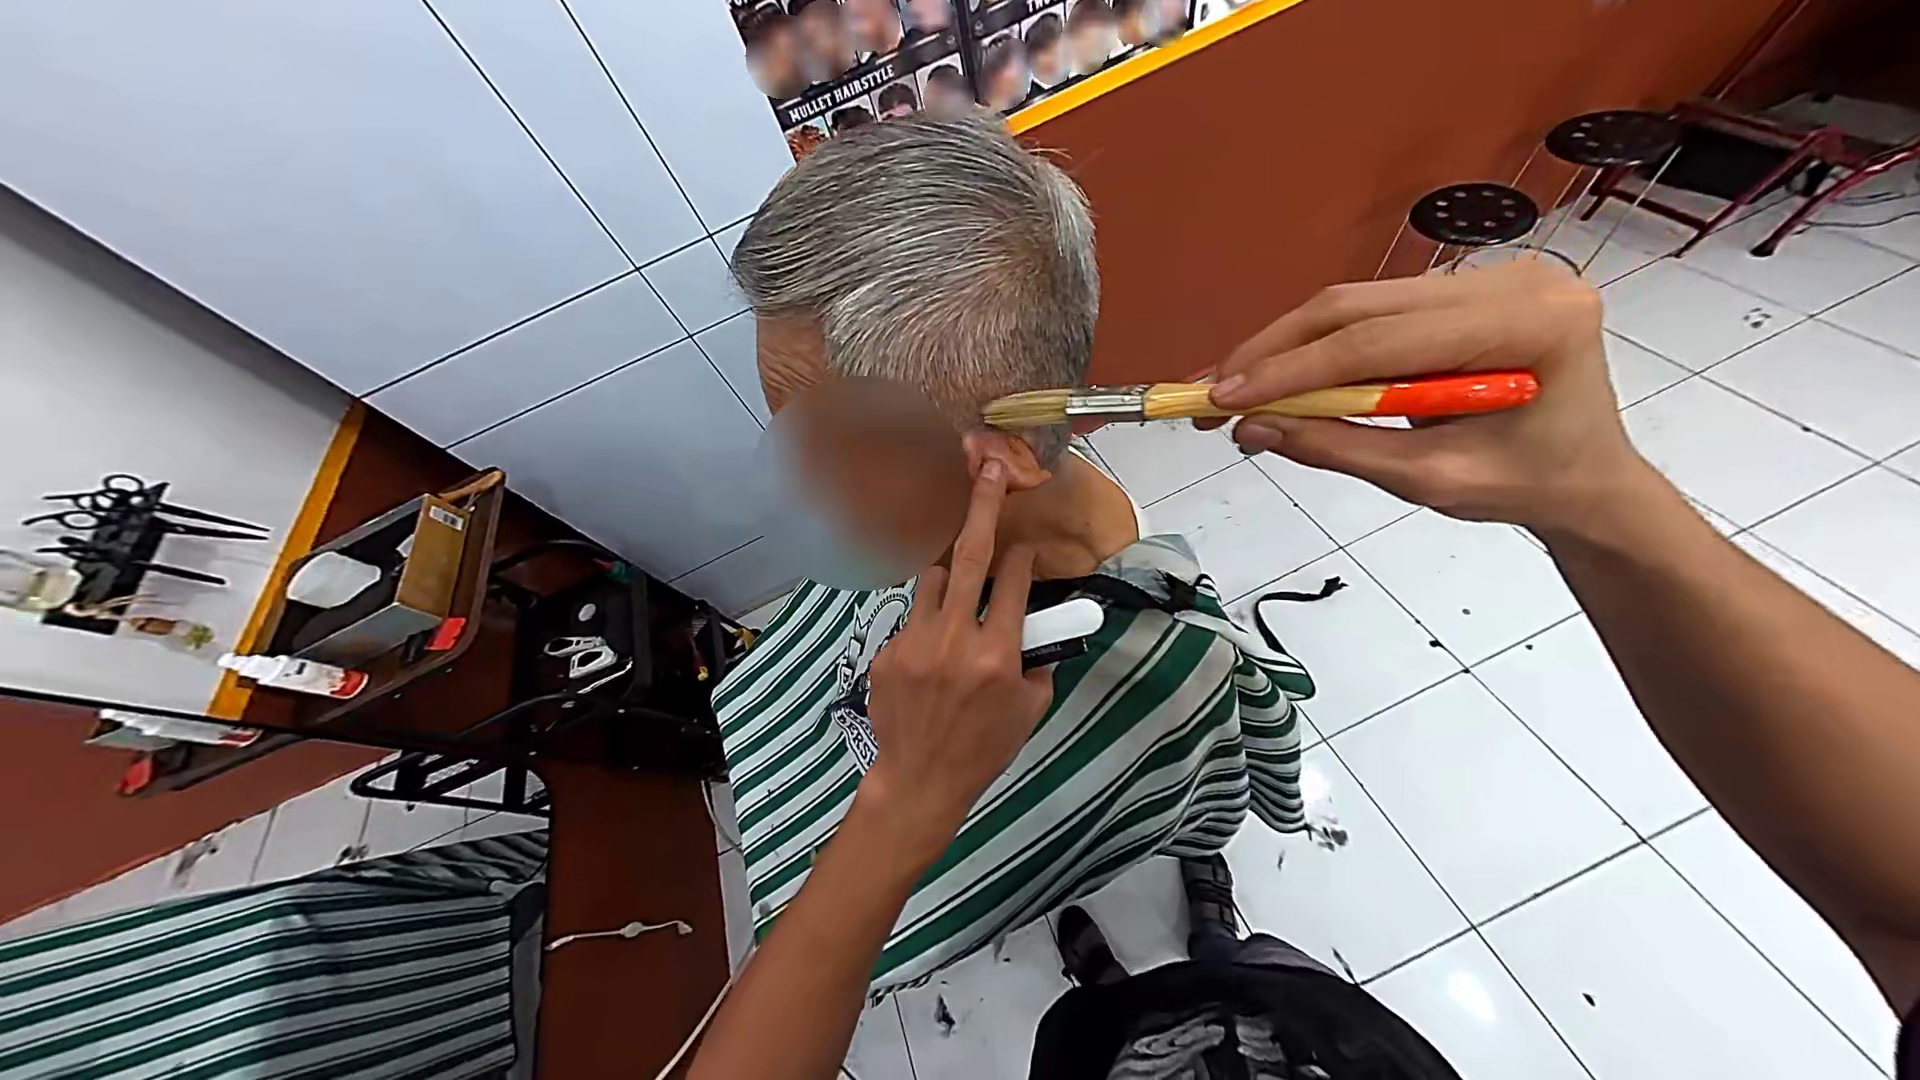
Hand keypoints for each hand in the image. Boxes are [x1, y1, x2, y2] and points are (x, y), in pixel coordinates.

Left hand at [860, 461, 1054, 855]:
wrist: (919, 779)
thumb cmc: (983, 748)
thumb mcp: (1030, 709)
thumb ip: (1038, 661)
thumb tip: (1038, 624)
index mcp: (997, 653)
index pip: (1014, 580)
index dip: (1023, 557)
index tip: (1025, 550)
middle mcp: (954, 638)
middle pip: (970, 556)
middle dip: (983, 506)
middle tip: (988, 467)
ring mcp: (915, 641)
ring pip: (933, 578)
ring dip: (951, 574)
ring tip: (958, 597)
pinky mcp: (887, 649)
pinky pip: (913, 616)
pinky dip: (929, 622)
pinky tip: (931, 655)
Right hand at [1207, 260, 1658, 535]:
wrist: (1583, 477)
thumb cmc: (1521, 487)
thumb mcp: (1424, 479)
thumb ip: (1334, 448)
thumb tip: (1249, 429)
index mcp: (1526, 325)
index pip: (1376, 341)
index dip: (1288, 371)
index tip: (1220, 399)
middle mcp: (1507, 281)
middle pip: (1354, 307)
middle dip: (1270, 353)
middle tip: (1209, 394)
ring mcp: (1481, 278)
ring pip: (1350, 305)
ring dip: (1281, 349)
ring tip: (1229, 390)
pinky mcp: (1453, 293)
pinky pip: (1364, 314)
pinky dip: (1311, 349)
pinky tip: (1276, 377)